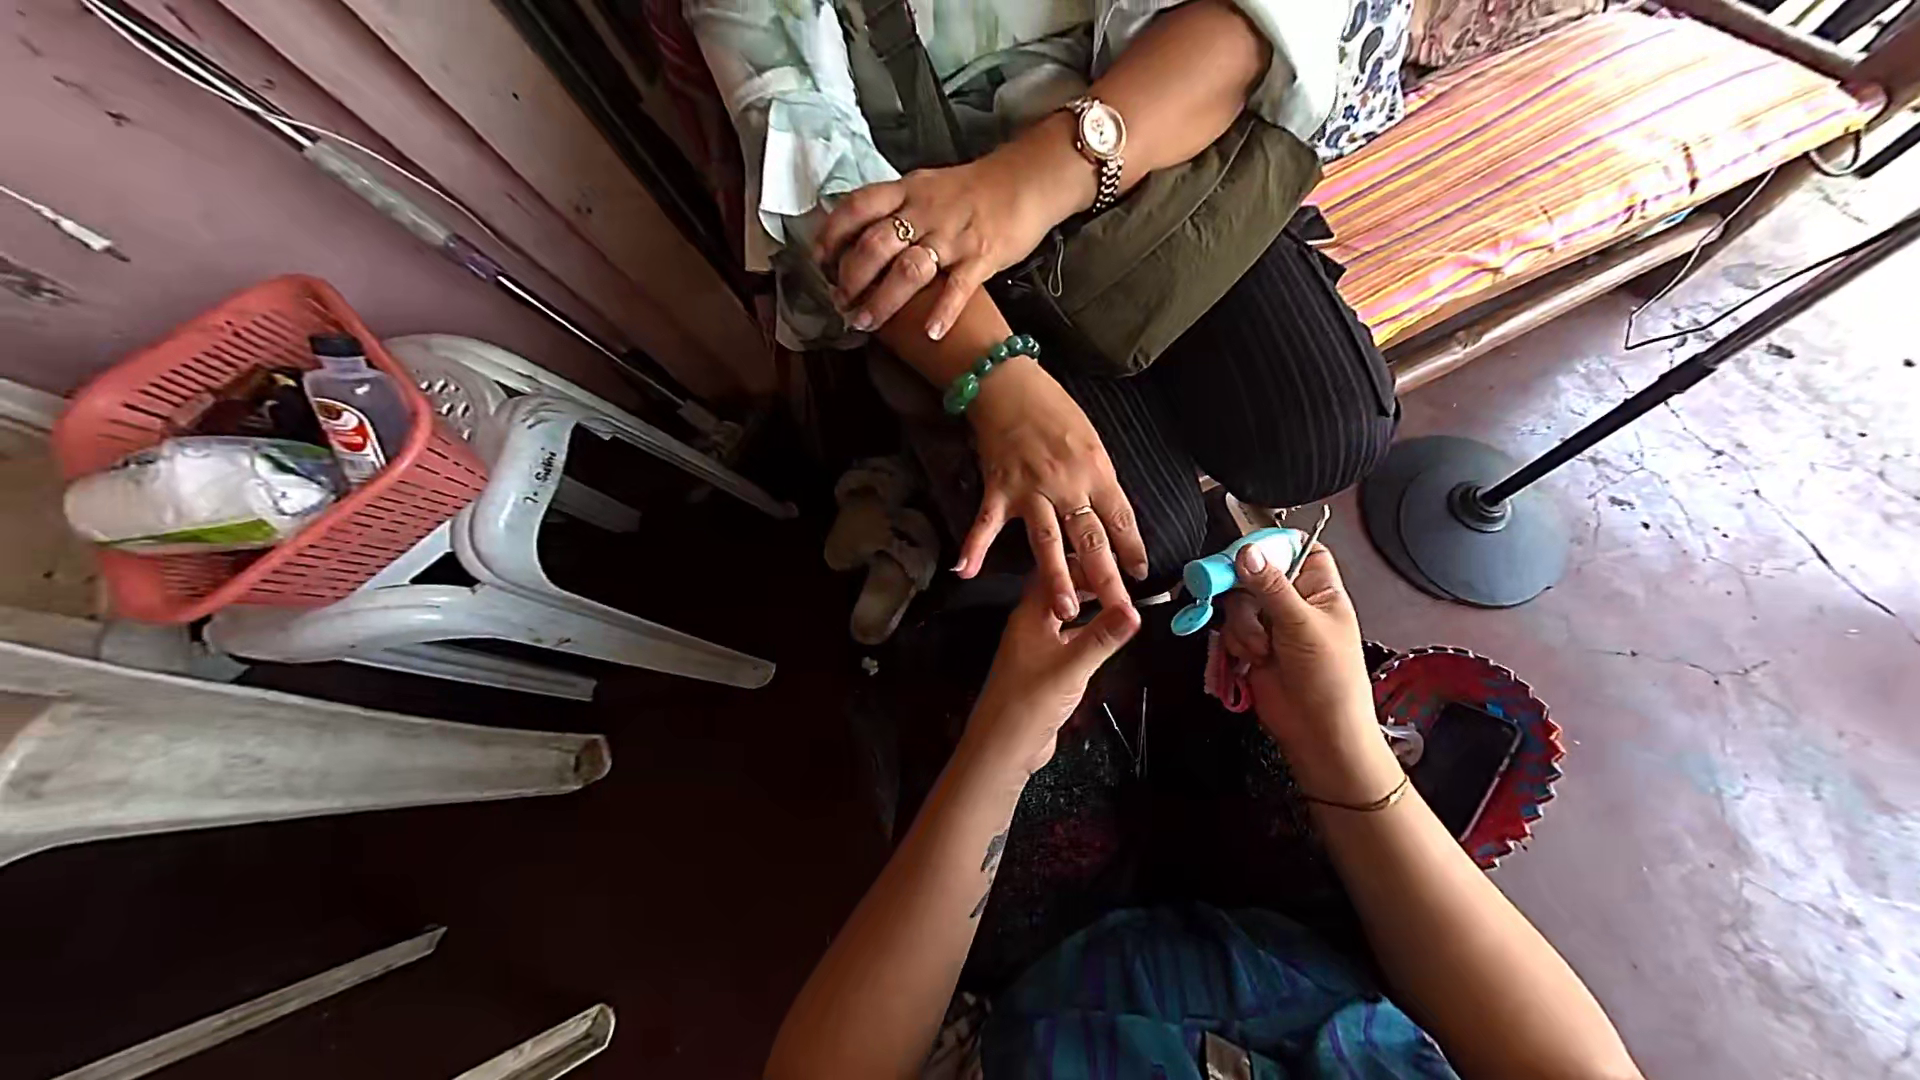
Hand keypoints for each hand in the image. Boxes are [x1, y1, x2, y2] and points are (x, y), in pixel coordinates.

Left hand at [815, 145, 1063, 340]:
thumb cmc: (975, 190)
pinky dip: (943, 313)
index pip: (858, 207)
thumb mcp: (928, 187)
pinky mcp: (981, 257)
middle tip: (841, 303)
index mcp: (908, 192)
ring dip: (883, 301)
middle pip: (876, 244)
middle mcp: (924, 212)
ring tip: (866, 324)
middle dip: (851, 278)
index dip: (833, 234)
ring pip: (909, 269)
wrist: (1026, 180)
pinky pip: (958, 288)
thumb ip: (897, 207)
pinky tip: (931, 334)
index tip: (819, 260)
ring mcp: (952, 236)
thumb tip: (862, 232)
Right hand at [956, 358, 1148, 619]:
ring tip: (1064, 610)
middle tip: (1118, 611)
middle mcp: (1067, 484)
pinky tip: (965, 571)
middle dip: (1106, 578)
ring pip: (1047, 541)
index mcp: (1096, 470)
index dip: (1133, 549)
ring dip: (1055, 578)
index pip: (1120, 518)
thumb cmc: (1053, 407)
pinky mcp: (998, 488)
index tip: (1141, 574)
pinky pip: (987, 523)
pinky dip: (974, 547)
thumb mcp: (1089, 439)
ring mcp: (1031, 489)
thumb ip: (1097, 478)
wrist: (1010, 384)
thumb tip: (1107, 512)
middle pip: (1091, 539)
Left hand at [964, 573, 1140, 773]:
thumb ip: (1103, 637)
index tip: (1113, 556)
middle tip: (1124, 578)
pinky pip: (1067, 640)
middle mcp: (1030, 625)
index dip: (1081, 563)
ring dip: (1089, 609)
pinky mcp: (1043, 669)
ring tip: (1122, 602)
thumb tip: (1134, 608)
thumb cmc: (1030, 701)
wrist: (1001, 746)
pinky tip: (1107, 637)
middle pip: (1060, 593)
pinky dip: (1087, 634)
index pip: (1054, 573)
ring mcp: (1036, 647)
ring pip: (1065, 617)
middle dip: (1088, 584)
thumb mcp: (1071, 666)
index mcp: (1030, 614)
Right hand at [1219, 543, 1395, 801]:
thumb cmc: (1331, 682)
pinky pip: (1227, 627)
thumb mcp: (1303, 625)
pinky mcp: (1249, 642)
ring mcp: (1269, 623)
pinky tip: (1252, 658)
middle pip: (1254, 573)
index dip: (1273, 545)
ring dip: (1243, 626)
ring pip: (1236, 602)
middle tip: (1231, 592)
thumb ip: (1271, 586)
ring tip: (1262, 649)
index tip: (1248, 551)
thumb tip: (1248, 553)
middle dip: (1245, 591)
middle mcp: (1292, 602)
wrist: (1316, 731)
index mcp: (1319, 590)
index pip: (1297, 549)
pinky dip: (1235, 642)